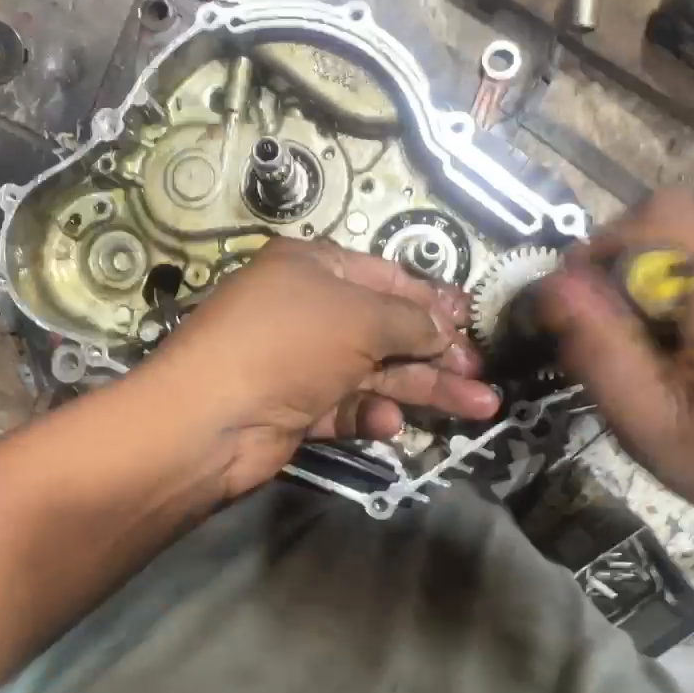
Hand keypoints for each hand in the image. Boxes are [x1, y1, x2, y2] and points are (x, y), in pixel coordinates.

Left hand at [143, 239, 500, 496]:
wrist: (210, 417)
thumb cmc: (288, 344)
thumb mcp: (359, 317)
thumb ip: (410, 321)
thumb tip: (445, 328)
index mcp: (313, 266)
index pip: (386, 276)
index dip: (431, 299)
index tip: (471, 321)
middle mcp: (306, 309)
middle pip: (385, 328)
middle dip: (437, 351)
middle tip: (482, 373)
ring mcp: (300, 361)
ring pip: (375, 372)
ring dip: (424, 389)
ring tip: (481, 407)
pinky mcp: (295, 407)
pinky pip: (345, 406)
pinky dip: (371, 415)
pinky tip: (390, 425)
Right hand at [535, 192, 693, 552]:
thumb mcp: (653, 427)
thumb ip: (600, 350)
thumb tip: (551, 285)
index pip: (659, 217)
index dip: (605, 248)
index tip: (586, 307)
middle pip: (675, 238)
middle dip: (634, 286)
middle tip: (629, 353)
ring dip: (666, 299)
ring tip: (674, 368)